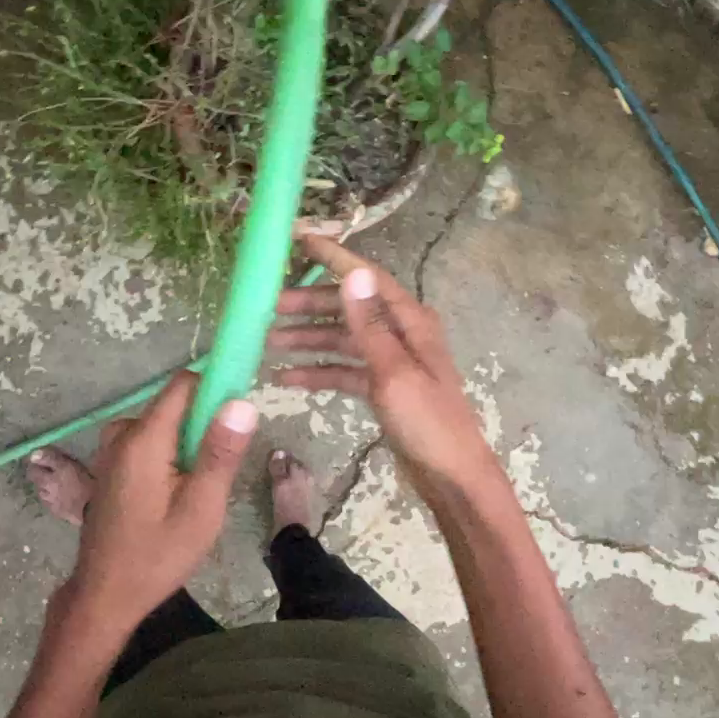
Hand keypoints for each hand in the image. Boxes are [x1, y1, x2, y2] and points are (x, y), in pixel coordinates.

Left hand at [64, 371, 256, 632]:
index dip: (216, 390)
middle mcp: (122, 433)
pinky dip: (170, 458)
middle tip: (215, 477)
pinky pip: (151, 442)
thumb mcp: (201, 508)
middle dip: (204, 428)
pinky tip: (174, 497)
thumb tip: (242, 402)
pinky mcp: (112, 465)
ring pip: (166, 425)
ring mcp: (112, 449)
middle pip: (177, 405)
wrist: (105, 596)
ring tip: (195, 493)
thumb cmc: (157, 556)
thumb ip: (220, 452)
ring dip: (188, 447)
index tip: (238, 421)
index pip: (185, 384)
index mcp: (143, 438)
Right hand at [272, 234, 510, 508]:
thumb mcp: (394, 372)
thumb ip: (369, 325)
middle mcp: (400, 333)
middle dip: (309, 307)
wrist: (451, 476)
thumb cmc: (427, 422)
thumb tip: (353, 272)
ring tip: (268, 344)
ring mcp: (390, 361)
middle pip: (348, 309)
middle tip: (268, 310)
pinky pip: (344, 371)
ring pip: (342, 341)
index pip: (367, 278)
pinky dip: (318, 373)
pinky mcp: (382, 387)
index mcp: (410, 321)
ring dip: (307, 341)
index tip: (300, 241)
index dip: (334, 258)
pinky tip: (287, 378)